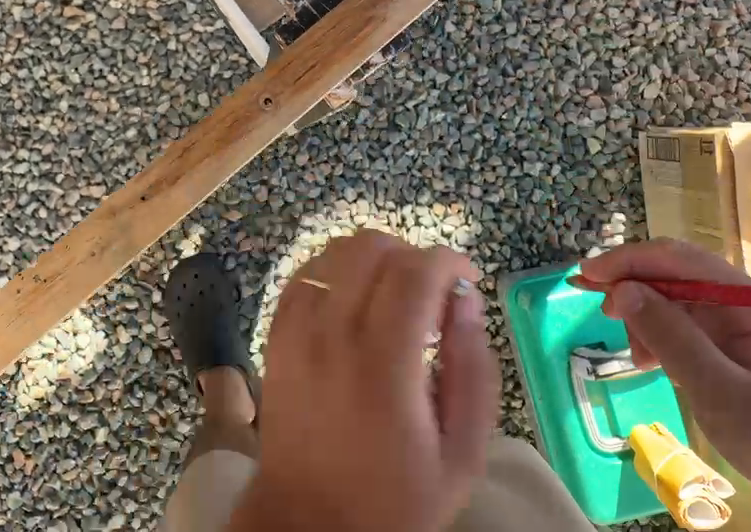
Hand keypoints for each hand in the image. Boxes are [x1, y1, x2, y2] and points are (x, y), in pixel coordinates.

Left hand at [227, 231, 498, 531]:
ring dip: (374, 258)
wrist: (308, 522)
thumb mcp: (461, 455)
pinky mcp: (276, 332)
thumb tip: (467, 301)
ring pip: (336, 250)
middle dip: (412, 255)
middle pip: (373, 247)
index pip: (415, 271)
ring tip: (395, 295)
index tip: (466, 277)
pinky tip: (354, 299)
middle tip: (432, 292)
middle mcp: (334, 332)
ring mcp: (297, 328)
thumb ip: (474, 372)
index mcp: (385, 363)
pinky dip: (336, 270)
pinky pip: (306, 273)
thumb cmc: (394, 497)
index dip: (448, 260)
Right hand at [579, 240, 750, 508]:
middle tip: (598, 308)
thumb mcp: (722, 394)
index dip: (631, 259)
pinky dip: (655, 333)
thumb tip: (623, 291)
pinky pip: (679, 321)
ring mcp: (736, 322)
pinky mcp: (727, 342)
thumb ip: (673, 339)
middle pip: (673, 272)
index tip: (588, 273)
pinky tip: (648, 360)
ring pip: (670, 296)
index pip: (681, 259)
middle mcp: (744, 303)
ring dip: (642, 313)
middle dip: (631, 284)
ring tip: (635, 354)